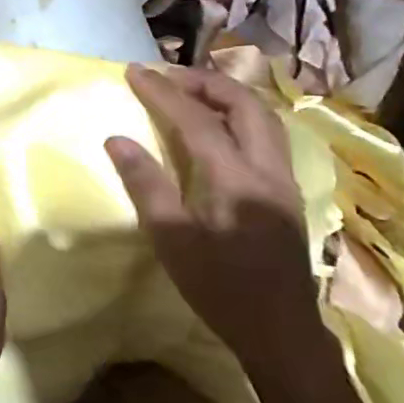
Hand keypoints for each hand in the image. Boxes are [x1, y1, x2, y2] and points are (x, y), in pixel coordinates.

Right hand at [106, 65, 318, 368]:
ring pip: (262, 113)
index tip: (134, 71)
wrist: (280, 331)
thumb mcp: (172, 241)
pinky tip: (223, 125)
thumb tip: (116, 139)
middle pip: (242, 101)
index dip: (162, 91)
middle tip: (167, 77)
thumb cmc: (221, 289)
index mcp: (236, 177)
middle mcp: (267, 165)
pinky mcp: (287, 189)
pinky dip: (241, 113)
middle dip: (203, 80)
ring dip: (226, 93)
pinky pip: (267, 132)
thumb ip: (146, 185)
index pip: (195, 118)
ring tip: (192, 91)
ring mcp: (283, 176)